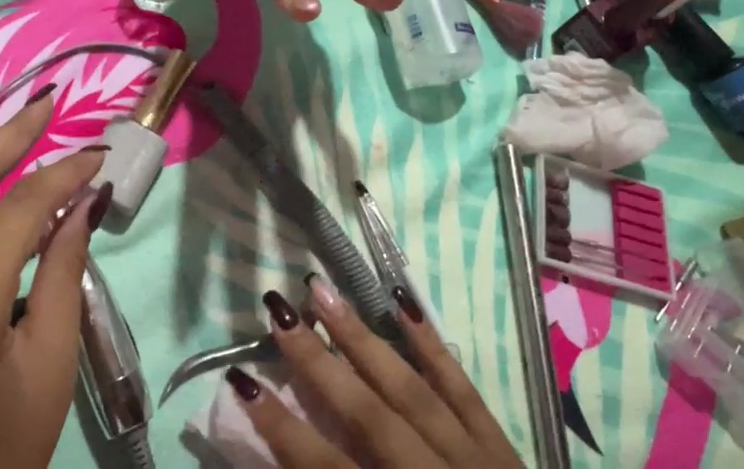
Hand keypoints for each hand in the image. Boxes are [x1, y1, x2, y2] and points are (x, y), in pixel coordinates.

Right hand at [232, 275, 522, 466]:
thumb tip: (285, 457)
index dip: (281, 428)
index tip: (241, 380)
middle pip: (367, 416)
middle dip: (318, 363)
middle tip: (278, 309)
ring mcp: (474, 461)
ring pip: (410, 390)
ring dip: (363, 339)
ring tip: (325, 292)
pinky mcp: (502, 447)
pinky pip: (463, 389)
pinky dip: (431, 347)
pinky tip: (403, 304)